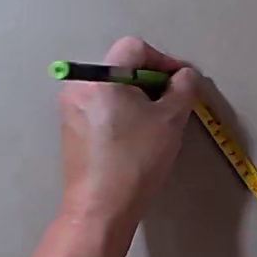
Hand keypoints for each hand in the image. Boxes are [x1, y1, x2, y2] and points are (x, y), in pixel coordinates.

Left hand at [58, 37, 199, 227]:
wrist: (101, 207)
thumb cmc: (137, 159)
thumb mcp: (171, 120)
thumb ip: (184, 89)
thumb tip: (185, 76)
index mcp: (100, 77)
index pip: (135, 48)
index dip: (164, 61)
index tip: (181, 83)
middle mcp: (79, 86)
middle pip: (122, 66)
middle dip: (151, 81)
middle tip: (172, 104)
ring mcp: (71, 108)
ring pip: (112, 88)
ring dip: (138, 97)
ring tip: (156, 123)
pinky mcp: (71, 128)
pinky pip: (102, 106)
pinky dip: (123, 111)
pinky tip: (136, 136)